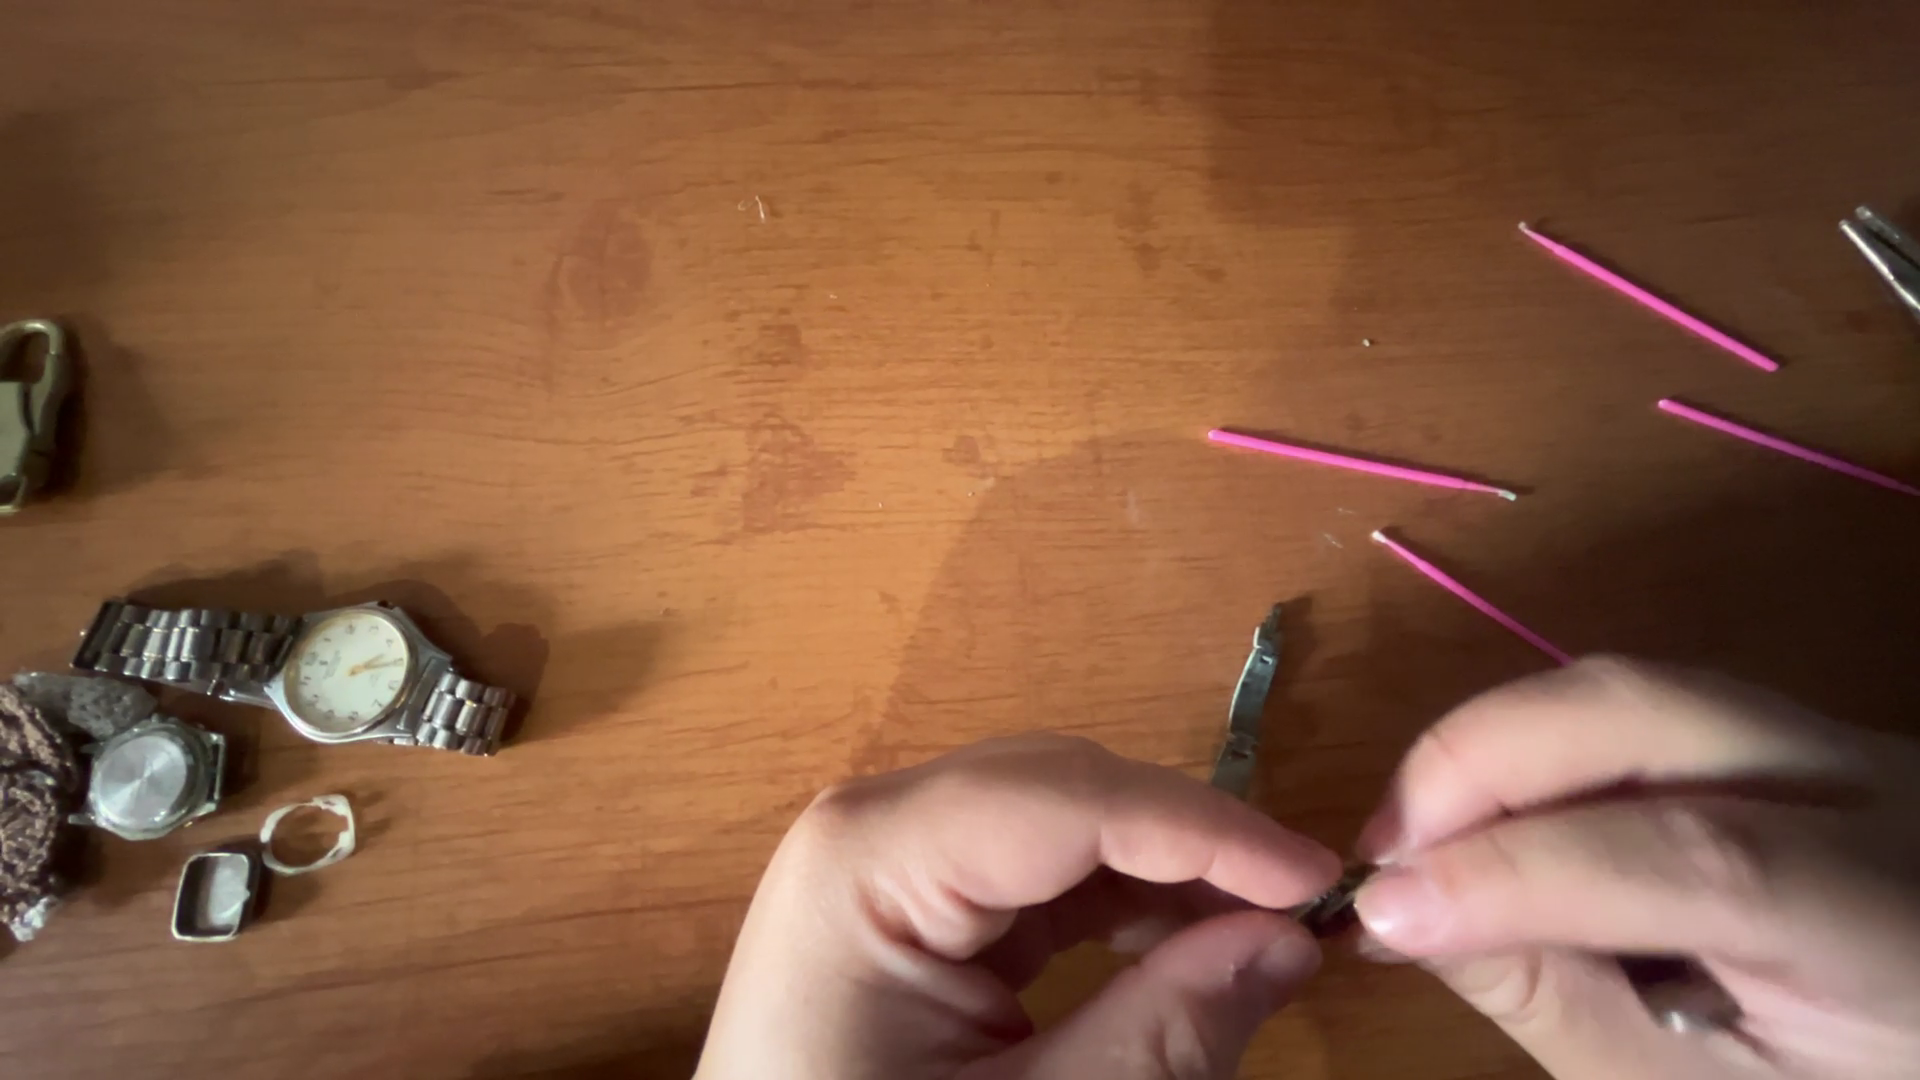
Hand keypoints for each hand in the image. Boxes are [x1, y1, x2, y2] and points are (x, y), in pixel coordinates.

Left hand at [695, 734, 1341, 1079]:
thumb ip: (1160, 1035)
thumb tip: (1288, 941)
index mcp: (869, 853)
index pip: (1064, 798)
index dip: (1198, 826)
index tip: (1312, 871)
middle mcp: (876, 819)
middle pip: (1061, 790)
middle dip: (1183, 839)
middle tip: (1294, 905)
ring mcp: (890, 846)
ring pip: (1057, 817)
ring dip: (1158, 867)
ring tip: (1250, 926)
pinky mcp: (913, 888)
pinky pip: (1032, 866)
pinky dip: (1113, 897)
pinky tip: (1174, 939)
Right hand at [1352, 657, 1919, 1079]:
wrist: (1917, 1020)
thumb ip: (1540, 994)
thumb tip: (1386, 909)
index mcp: (1903, 922)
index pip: (1699, 859)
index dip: (1517, 874)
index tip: (1382, 906)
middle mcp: (1873, 788)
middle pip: (1635, 708)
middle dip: (1472, 763)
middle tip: (1387, 844)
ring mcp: (1810, 732)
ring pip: (1600, 687)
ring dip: (1473, 751)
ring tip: (1411, 832)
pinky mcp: (1744, 717)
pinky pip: (1592, 702)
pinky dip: (1503, 749)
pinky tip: (1467, 810)